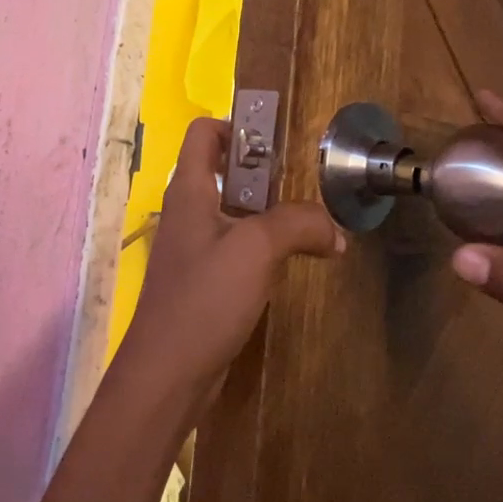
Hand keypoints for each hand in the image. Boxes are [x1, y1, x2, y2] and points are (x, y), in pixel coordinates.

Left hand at [118, 117, 346, 392]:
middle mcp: (189, 212)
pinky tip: (292, 266)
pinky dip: (266, 250)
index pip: (205, 132)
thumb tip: (335, 232)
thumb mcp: (256, 249)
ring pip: (236, 213)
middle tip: (307, 187)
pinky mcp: (205, 282)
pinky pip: (238, 250)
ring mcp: (195, 249)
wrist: (167, 375)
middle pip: (226, 172)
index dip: (238, 127)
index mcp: (189, 189)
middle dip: (267, 174)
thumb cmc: (204, 298)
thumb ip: (298, 225)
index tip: (279, 146)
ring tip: (313, 226)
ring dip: (272, 215)